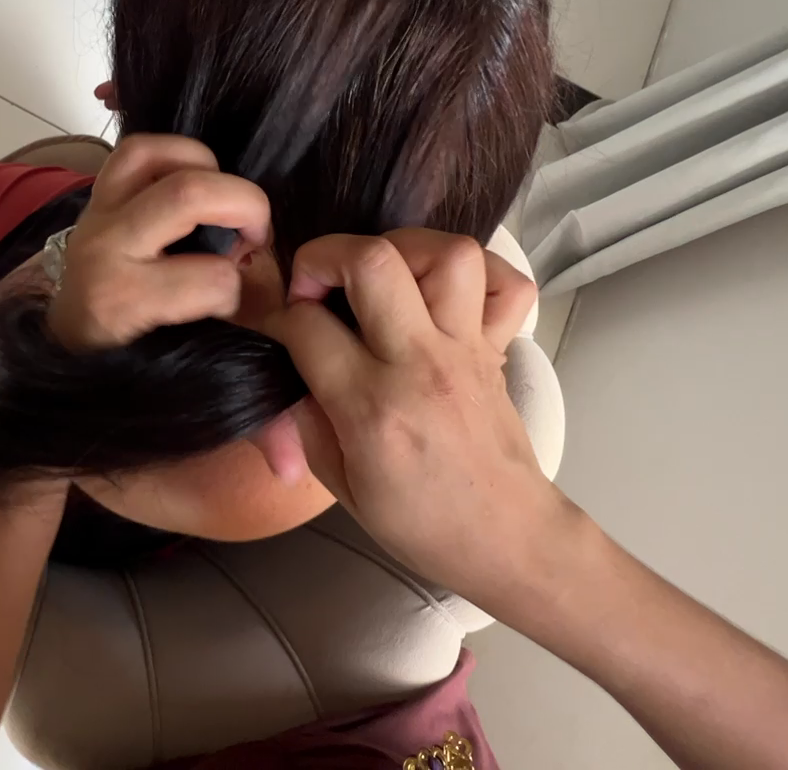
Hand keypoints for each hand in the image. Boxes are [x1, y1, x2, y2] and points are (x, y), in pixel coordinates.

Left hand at [47, 134, 270, 350]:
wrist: (62, 331)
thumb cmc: (118, 346)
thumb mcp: (164, 347)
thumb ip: (209, 312)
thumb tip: (248, 269)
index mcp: (124, 298)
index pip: (211, 278)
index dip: (237, 287)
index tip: (230, 299)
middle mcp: (107, 245)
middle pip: (187, 194)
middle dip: (246, 202)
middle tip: (256, 229)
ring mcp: (98, 211)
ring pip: (157, 154)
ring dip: (208, 166)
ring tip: (222, 196)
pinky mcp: (95, 192)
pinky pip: (137, 149)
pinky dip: (175, 153)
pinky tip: (194, 179)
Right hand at [268, 228, 577, 607]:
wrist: (507, 539)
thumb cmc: (417, 520)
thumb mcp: (337, 483)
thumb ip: (300, 417)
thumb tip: (286, 364)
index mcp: (372, 407)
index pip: (307, 325)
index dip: (280, 316)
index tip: (282, 330)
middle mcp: (420, 364)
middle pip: (373, 261)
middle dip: (325, 255)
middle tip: (317, 287)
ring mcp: (468, 349)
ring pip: (446, 253)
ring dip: (400, 248)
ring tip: (380, 279)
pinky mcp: (499, 346)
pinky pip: (506, 282)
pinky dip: (476, 271)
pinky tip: (440, 291)